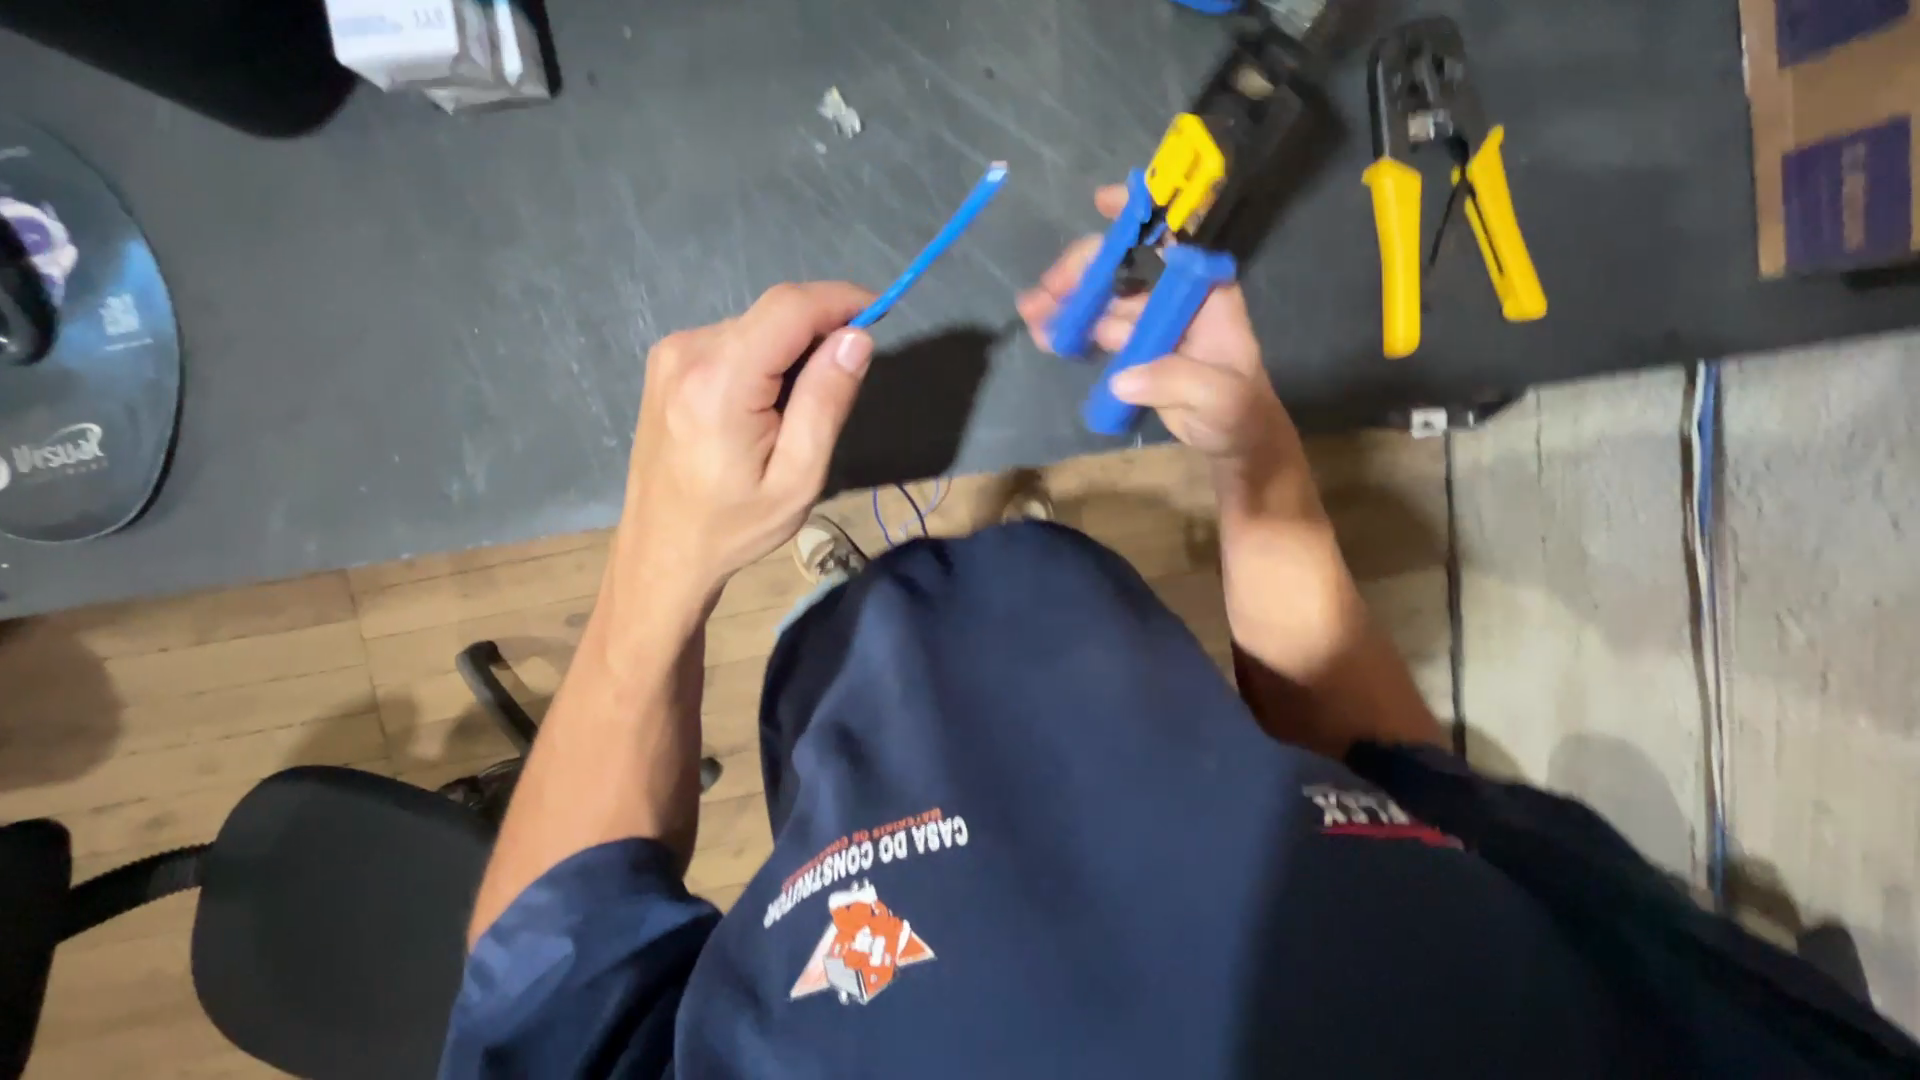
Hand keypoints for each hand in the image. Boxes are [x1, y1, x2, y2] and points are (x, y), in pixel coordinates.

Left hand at [611, 282, 875, 614]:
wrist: (662, 550)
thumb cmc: (735, 525)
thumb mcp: (798, 477)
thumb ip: (827, 402)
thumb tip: (857, 337)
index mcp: (720, 381)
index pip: (790, 307)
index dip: (840, 300)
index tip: (879, 314)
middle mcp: (688, 350)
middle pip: (773, 314)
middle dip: (819, 333)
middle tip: (841, 387)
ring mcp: (671, 354)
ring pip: (755, 326)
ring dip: (790, 351)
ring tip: (794, 414)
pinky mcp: (666, 363)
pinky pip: (732, 340)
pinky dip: (763, 359)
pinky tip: (762, 408)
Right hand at [1016, 186, 1318, 524]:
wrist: (1233, 440)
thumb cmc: (1238, 411)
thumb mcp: (1218, 398)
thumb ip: (1175, 382)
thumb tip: (1122, 379)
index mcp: (1204, 292)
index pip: (1173, 240)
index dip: (1139, 217)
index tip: (1103, 203)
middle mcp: (1174, 296)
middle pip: (1124, 268)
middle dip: (1083, 273)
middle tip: (1046, 292)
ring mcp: (1151, 320)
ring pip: (1104, 299)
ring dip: (1067, 303)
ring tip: (1032, 313)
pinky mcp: (1133, 346)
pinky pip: (1098, 330)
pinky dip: (1071, 330)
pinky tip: (1045, 334)